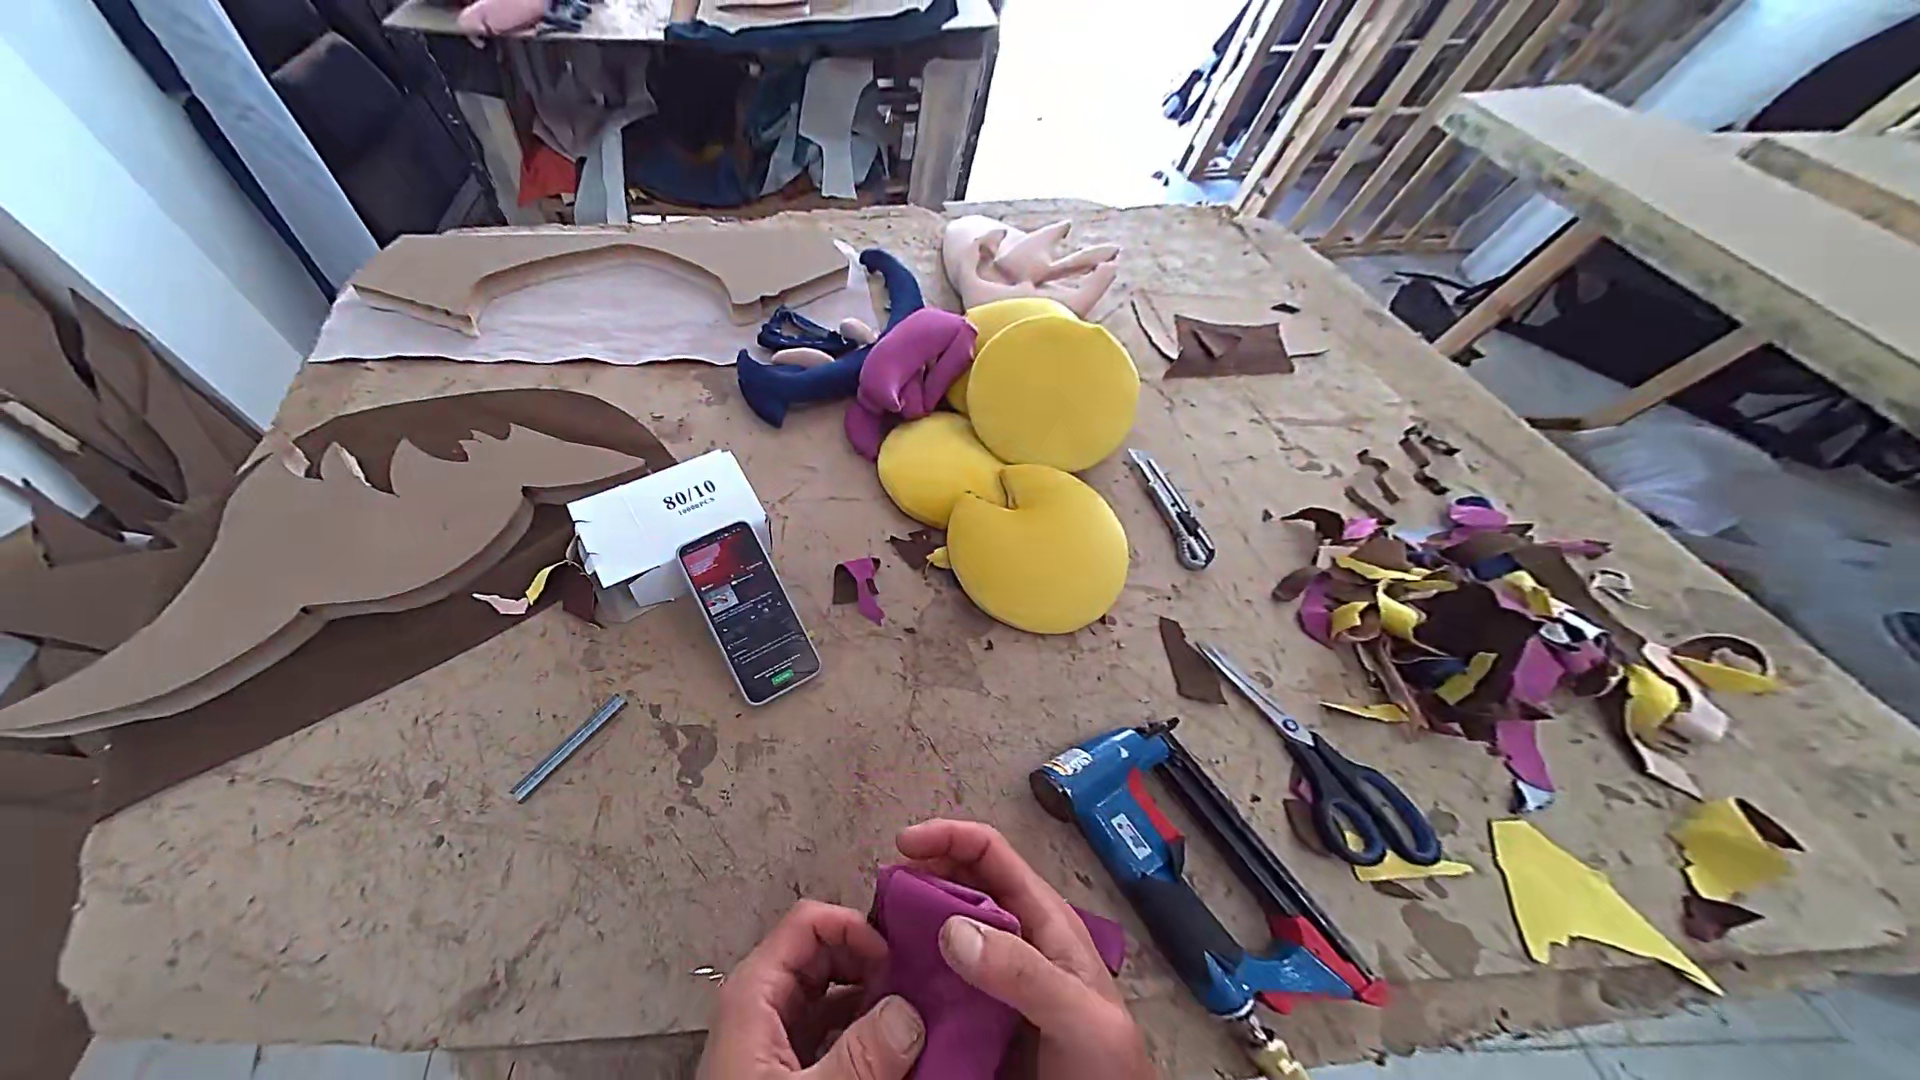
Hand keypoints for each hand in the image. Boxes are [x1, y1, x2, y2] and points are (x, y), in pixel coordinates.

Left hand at [697, 900, 925, 1079]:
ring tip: (913, 1014)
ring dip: (874, 998)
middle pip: (825, 952)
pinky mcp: (788, 1066)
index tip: (895, 958)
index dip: (854, 927)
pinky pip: (833, 1028)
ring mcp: (776, 1035)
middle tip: (912, 985)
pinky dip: (865, 1030)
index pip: (808, 922)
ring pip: (833, 991)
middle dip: (871, 962)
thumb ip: (859, 1057)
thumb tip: (908, 1011)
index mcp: (755, 992)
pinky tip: (894, 1050)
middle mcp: (764, 1003)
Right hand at [897, 820, 1155, 1079]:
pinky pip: (931, 977)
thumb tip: (953, 928)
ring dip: (908, 922)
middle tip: (880, 897)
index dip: (949, 836)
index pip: (991, 854)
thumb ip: (1025, 971)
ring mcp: (989, 974)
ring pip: (940, 926)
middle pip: (958, 882)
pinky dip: (907, 970)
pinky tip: (886, 980)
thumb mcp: (1080, 1015)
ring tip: (875, 935)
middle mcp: (1011, 934)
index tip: (903, 844)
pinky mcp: (971, 1013)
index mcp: (1041, 917)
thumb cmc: (1107, 1070)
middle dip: (920, 876)